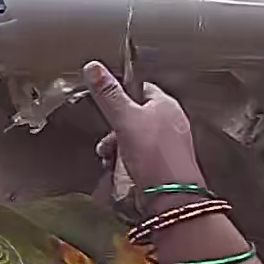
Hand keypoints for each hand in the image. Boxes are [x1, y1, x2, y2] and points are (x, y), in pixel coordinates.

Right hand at [82, 61, 204, 192]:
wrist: (171, 197)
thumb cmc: (154, 154)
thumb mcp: (125, 119)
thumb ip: (109, 94)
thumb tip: (93, 66)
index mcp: (166, 105)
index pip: (142, 89)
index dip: (123, 94)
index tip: (107, 102)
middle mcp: (171, 123)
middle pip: (135, 116)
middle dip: (115, 127)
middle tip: (107, 138)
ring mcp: (168, 146)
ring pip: (134, 139)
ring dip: (117, 147)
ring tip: (109, 157)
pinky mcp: (163, 166)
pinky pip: (139, 157)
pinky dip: (126, 162)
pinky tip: (119, 170)